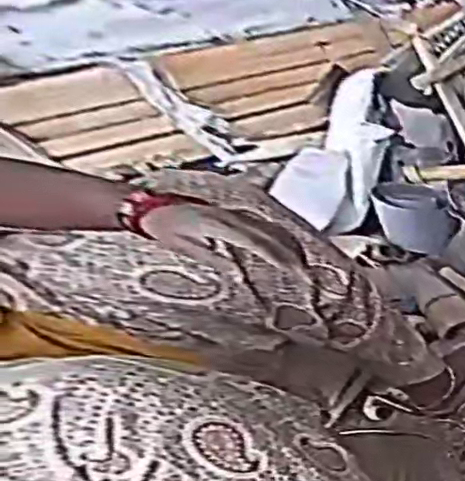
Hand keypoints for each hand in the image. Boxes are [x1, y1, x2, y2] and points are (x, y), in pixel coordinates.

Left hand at [139, 202, 305, 270]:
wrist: (141, 204)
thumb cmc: (159, 227)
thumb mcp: (182, 246)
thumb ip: (214, 260)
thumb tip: (240, 275)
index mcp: (218, 225)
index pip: (258, 243)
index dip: (279, 258)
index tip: (295, 272)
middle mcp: (230, 217)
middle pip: (273, 237)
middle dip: (293, 256)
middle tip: (307, 274)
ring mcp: (234, 213)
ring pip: (274, 230)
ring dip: (292, 247)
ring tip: (304, 264)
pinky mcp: (235, 213)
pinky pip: (266, 226)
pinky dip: (282, 239)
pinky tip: (289, 249)